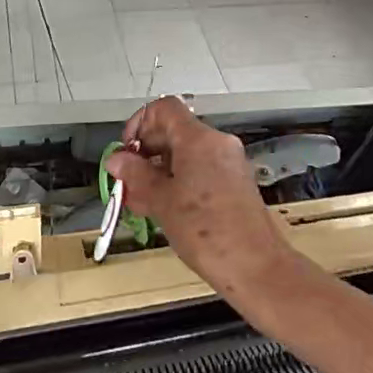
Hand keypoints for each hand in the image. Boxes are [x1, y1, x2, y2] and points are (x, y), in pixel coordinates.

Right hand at [105, 97, 294, 292]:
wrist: (254, 265)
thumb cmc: (211, 233)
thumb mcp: (162, 202)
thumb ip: (136, 176)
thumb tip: (118, 160)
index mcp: (200, 139)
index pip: (165, 108)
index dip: (140, 123)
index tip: (127, 150)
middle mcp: (218, 143)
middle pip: (175, 130)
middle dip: (147, 152)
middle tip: (127, 180)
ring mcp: (228, 162)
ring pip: (186, 153)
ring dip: (160, 170)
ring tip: (141, 199)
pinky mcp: (234, 181)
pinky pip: (201, 169)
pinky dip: (179, 181)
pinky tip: (164, 208)